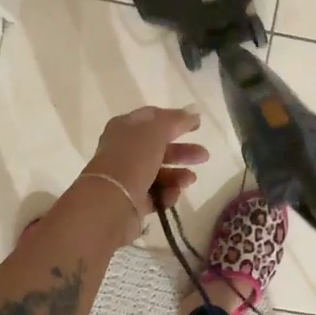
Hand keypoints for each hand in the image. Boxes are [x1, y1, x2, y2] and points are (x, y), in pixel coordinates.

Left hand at [83, 106, 209, 210]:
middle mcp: (125, 151)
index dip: (175, 119)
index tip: (197, 124)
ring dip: (178, 175)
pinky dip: (167, 193)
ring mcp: (128, 177)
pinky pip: (156, 194)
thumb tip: (192, 113)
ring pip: (160, 173)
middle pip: (159, 147)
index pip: (152, 118)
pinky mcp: (134, 201)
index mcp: (124, 128)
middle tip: (204, 156)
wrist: (111, 202)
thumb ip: (176, 120)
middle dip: (183, 151)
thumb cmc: (132, 159)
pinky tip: (172, 194)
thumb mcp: (155, 132)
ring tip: (190, 180)